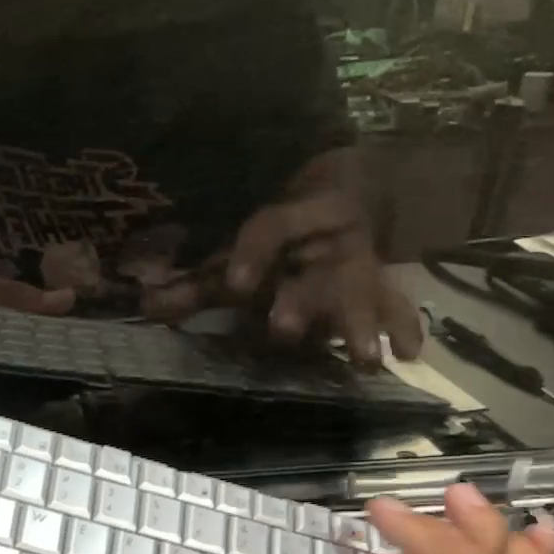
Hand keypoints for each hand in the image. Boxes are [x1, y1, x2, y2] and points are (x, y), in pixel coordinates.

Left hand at [164, 148, 420, 367]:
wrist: (349, 192)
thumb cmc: (277, 233)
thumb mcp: (236, 254)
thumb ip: (194, 284)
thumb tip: (143, 307)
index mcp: (292, 217)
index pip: (272, 227)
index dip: (254, 252)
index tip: (237, 284)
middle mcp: (326, 243)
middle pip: (316, 271)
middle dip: (303, 301)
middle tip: (283, 330)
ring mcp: (360, 265)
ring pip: (361, 292)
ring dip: (359, 326)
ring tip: (366, 360)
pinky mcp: (381, 286)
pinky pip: (397, 306)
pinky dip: (405, 328)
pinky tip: (411, 355)